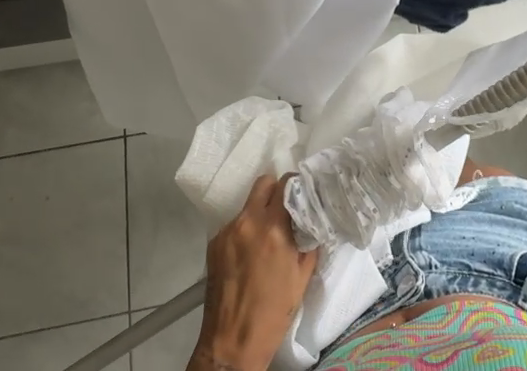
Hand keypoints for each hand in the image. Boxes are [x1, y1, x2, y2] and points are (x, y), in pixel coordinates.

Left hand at [193, 175, 319, 370]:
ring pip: (248, 205)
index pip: (286, 184)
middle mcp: (248, 223)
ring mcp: (227, 232)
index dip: (297, 186)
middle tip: (285, 210)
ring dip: (260, 212)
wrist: (232, 343)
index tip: (303, 196)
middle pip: (263, 183)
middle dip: (276, 191)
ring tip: (267, 238)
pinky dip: (245, 231)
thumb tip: (312, 218)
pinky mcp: (214, 244)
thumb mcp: (302, 275)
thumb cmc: (274, 312)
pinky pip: (235, 225)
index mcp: (274, 229)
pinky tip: (249, 254)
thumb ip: (307, 239)